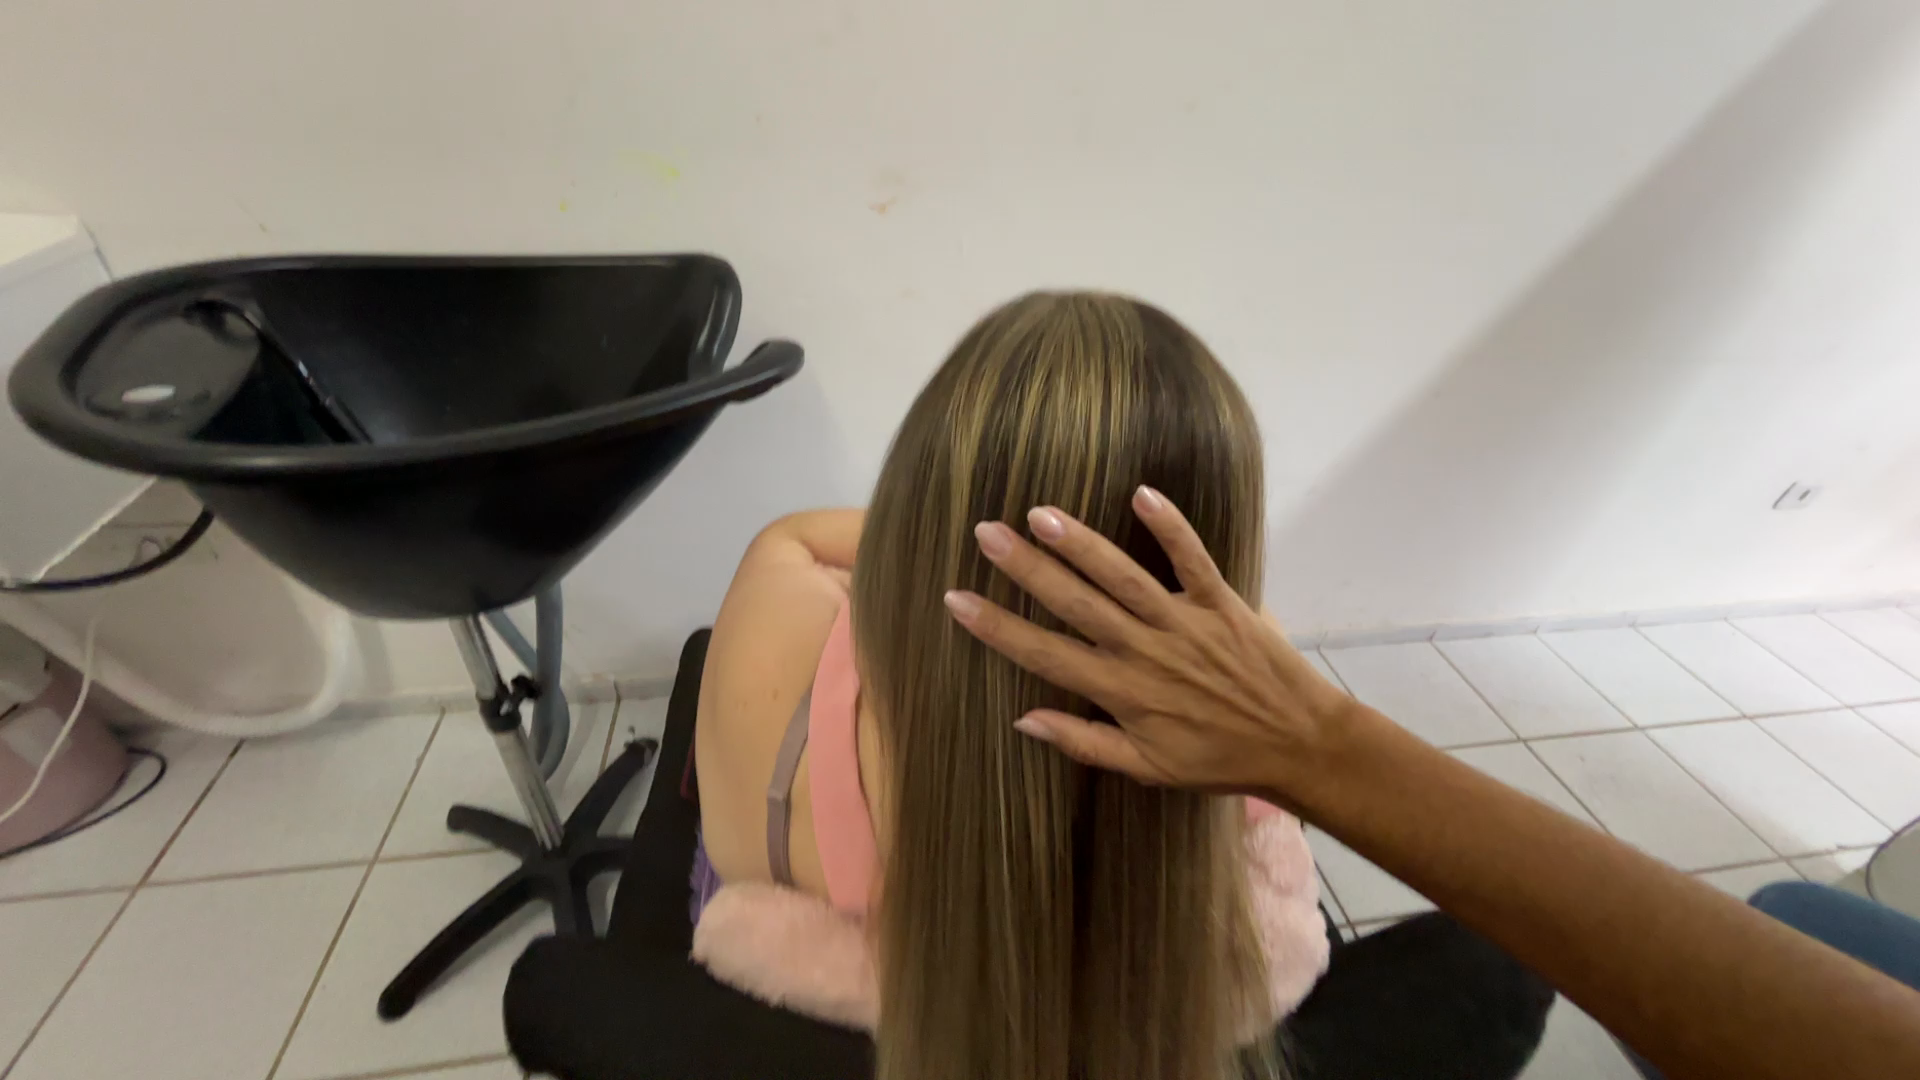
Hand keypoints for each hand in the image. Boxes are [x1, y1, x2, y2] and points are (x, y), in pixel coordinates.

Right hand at [943, 486, 1360, 800]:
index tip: (958, 600)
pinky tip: (1141, 494)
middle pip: (1076, 603)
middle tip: (987, 533)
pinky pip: (1193, 560)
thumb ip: (1083, 742)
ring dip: (1081, 544)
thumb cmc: (1218, 759)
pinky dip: (1170, 527)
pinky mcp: (1222, 603)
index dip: (997, 628)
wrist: (1300, 745)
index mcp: (1121, 691)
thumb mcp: (1146, 768)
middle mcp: (1144, 651)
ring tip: (1040, 514)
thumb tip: (1023, 719)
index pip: (1044, 655)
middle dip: (1027, 569)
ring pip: (1123, 578)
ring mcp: (1184, 623)